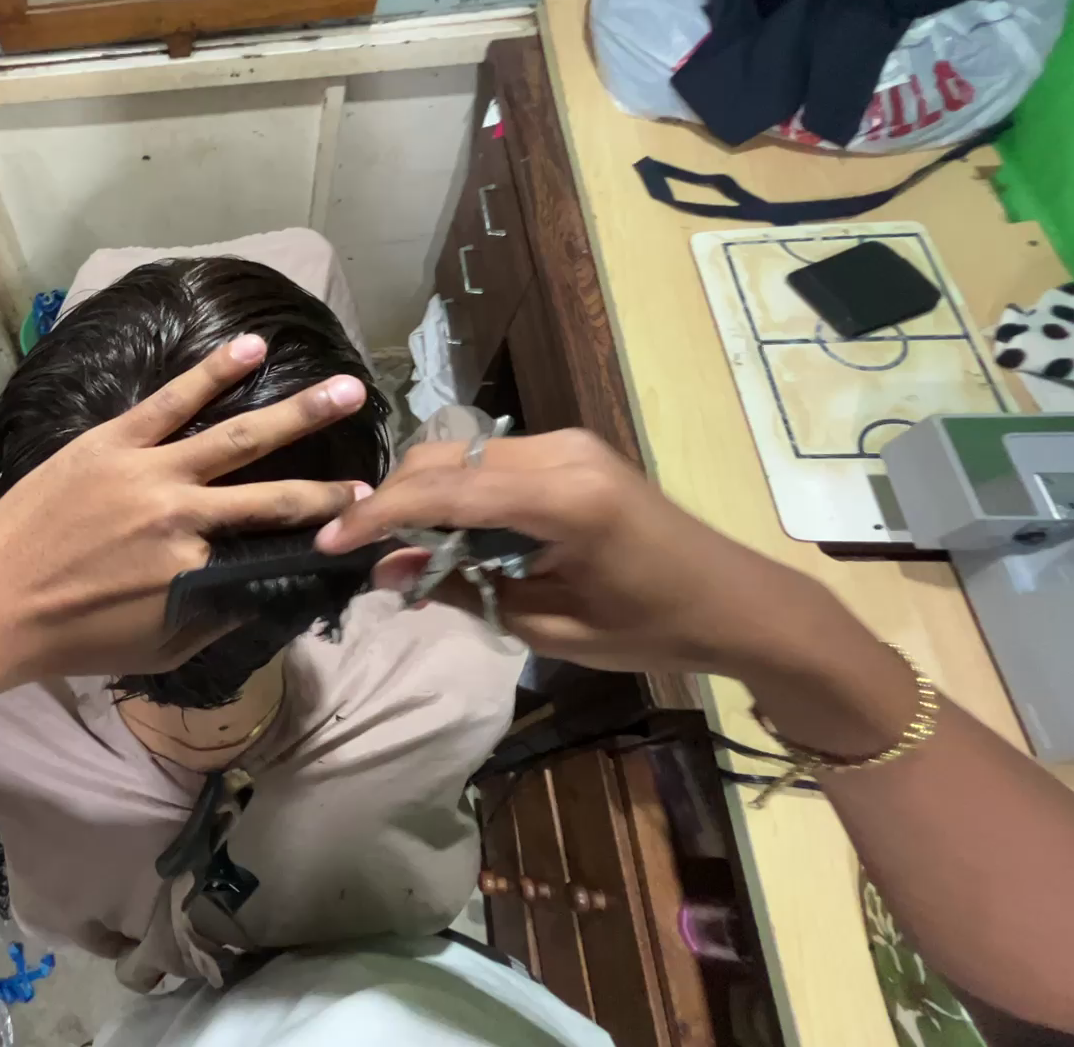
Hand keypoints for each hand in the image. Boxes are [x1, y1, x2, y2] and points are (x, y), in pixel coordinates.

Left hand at [0, 334, 371, 706]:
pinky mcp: (111, 442)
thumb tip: (263, 587)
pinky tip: (252, 348)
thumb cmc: (75, 639)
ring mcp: (147, 470)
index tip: (355, 527)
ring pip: (235, 435)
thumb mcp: (159, 650)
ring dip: (295, 412)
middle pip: (274, 495)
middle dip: (330, 484)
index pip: (272, 552)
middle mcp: (183, 514)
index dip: (318, 541)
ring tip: (344, 386)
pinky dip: (213, 372)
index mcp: (196, 569)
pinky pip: (171, 401)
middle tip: (377, 471)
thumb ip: (217, 616)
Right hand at [316, 429, 854, 679]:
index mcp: (564, 499)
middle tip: (358, 546)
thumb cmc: (653, 630)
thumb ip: (461, 589)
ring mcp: (566, 444)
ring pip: (455, 454)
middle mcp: (560, 453)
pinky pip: (483, 461)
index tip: (331, 540)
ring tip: (399, 543)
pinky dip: (450, 491)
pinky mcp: (567, 450)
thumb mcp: (547, 625)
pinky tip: (445, 529)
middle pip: (440, 460)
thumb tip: (384, 571)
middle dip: (390, 500)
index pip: (443, 491)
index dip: (378, 514)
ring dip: (417, 494)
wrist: (742, 604)